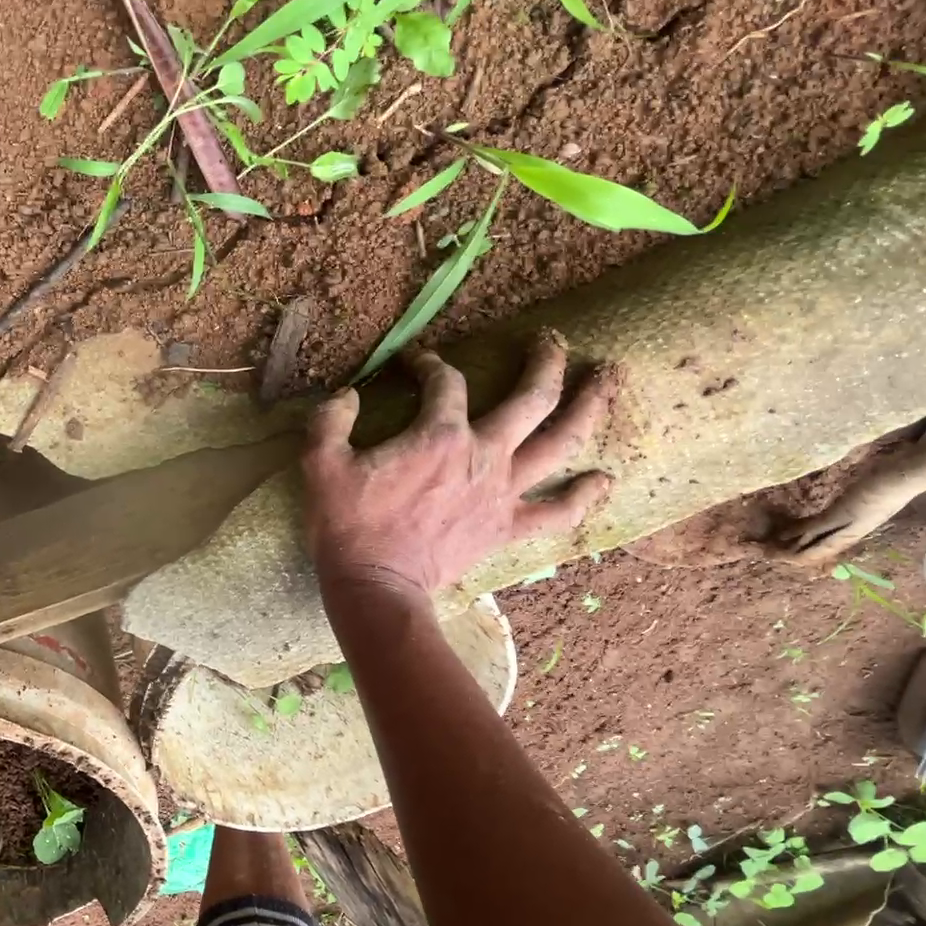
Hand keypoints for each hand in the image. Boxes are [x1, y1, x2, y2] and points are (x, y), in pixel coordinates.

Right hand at [302, 337, 615, 597]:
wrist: (374, 584)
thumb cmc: (345, 523)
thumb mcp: (319, 463)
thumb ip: (331, 419)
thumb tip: (349, 394)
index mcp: (439, 435)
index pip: (445, 382)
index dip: (428, 363)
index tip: (412, 361)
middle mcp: (483, 455)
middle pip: (533, 399)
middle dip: (545, 363)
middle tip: (552, 341)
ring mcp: (502, 493)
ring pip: (562, 443)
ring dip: (589, 407)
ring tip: (606, 380)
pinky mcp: (506, 528)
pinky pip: (558, 512)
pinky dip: (584, 495)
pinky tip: (603, 479)